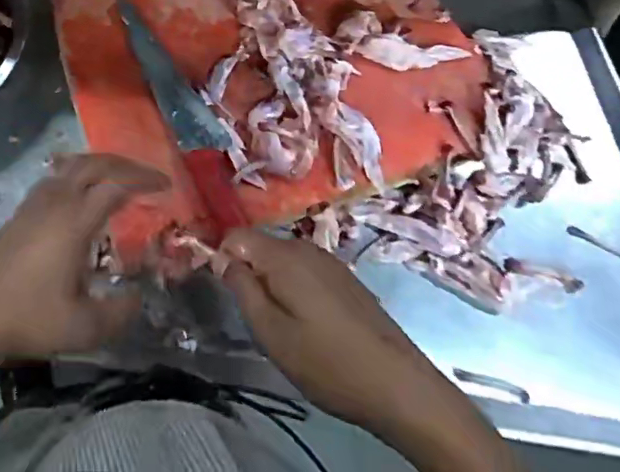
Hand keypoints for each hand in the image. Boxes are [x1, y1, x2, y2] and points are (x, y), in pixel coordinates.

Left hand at [0, 153, 167, 362]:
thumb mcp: (83, 327)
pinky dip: (80, 173)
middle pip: (95, 163)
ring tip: (121, 177)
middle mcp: (56, 201)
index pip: (116, 185)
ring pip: (73, 165)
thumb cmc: (29, 318)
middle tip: (149, 175)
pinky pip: (57, 176)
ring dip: (101, 164)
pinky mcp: (21, 211)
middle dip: (126, 164)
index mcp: (75, 220)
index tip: (166, 186)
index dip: (144, 181)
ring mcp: (35, 203)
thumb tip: (136, 297)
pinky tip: (83, 192)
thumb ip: (118, 313)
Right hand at [219, 229, 450, 432]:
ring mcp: (329, 261)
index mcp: (284, 256)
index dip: (222, 258)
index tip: (225, 292)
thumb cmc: (327, 362)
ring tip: (282, 326)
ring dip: (274, 283)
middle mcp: (306, 247)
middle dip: (250, 273)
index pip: (237, 236)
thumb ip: (242, 289)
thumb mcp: (272, 333)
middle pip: (262, 246)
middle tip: (255, 318)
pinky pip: (306, 271)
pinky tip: (310, 325)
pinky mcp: (345, 278)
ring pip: (284, 260)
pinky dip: (296, 289)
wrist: (398, 384)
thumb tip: (221, 258)